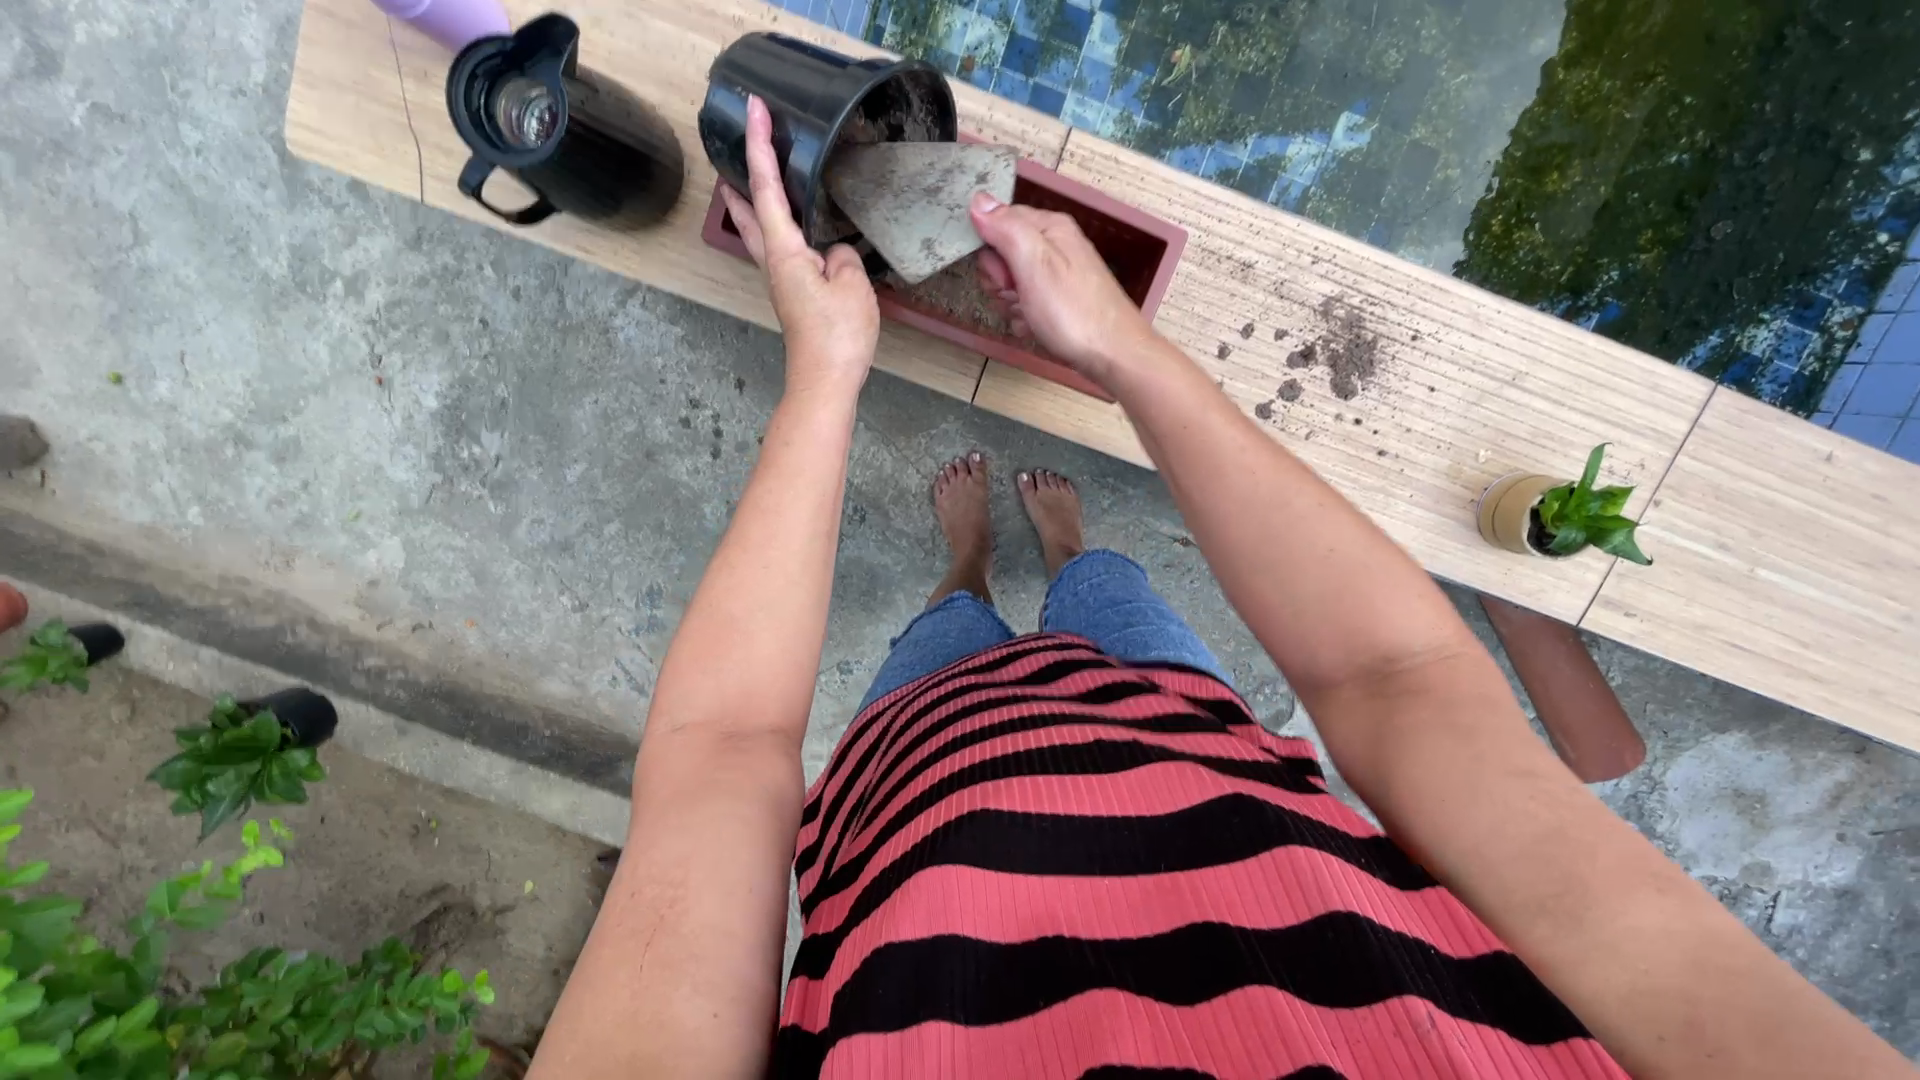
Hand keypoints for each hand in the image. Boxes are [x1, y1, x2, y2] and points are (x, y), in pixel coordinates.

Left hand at [721, 96, 878, 401]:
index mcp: (785, 251)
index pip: (767, 187)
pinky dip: (776, 225)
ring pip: (759, 230)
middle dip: (741, 173)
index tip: (755, 109)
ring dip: (752, 200)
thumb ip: (842, 256)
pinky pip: (779, 248)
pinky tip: (793, 227)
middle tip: (736, 142)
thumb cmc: (838, 336)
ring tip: (754, 176)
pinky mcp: (792, 296)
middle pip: (747, 208)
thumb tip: (833, 254)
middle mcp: (773, 263)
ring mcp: (780, 281)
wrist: (825, 381)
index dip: (760, 145)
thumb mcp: (852, 285)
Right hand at [969, 193, 1158, 386]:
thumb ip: (1006, 228)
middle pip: (1003, 255)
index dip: (991, 250)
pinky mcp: (1057, 302)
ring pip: (1011, 284)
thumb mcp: (1034, 263)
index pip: (999, 221)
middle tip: (1017, 295)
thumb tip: (978, 200)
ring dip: (1010, 303)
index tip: (1004, 274)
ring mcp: (1056, 276)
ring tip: (1030, 314)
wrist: (1112, 354)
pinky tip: (1035, 327)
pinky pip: (1025, 305)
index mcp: (1049, 228)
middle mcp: (1054, 246)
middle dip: (1000, 281)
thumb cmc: (1074, 311)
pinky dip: (1024, 319)